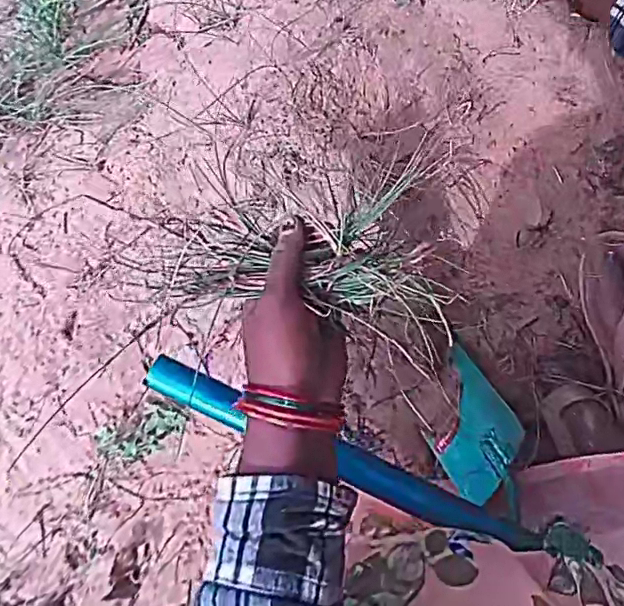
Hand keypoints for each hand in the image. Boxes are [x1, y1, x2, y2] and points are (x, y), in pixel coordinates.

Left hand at [238, 217, 346, 478]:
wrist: (304, 400)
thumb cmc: (280, 349)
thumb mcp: (277, 298)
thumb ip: (286, 260)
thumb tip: (291, 224)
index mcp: (263, 288)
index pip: (280, 252)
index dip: (295, 237)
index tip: (312, 223)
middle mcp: (286, 294)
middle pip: (305, 261)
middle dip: (322, 249)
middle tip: (337, 235)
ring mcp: (309, 306)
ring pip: (326, 275)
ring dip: (339, 262)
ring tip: (353, 248)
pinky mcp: (331, 318)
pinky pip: (341, 293)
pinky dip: (351, 280)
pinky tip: (360, 264)